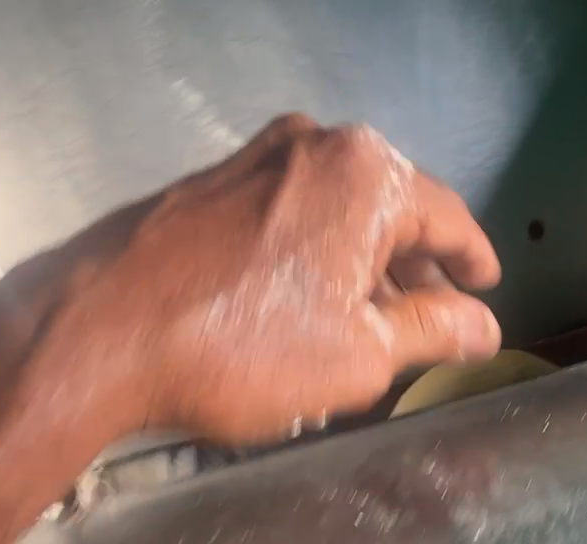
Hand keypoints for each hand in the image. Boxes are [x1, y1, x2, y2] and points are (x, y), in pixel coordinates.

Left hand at [4, 113, 502, 454]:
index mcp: (366, 176)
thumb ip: (433, 331)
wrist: (100, 336)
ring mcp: (254, 159)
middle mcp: (314, 147)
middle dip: (417, 266)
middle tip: (434, 313)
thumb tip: (484, 326)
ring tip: (374, 318)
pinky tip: (311, 301)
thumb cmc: (247, 349)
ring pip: (339, 213)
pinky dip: (318, 255)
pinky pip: (292, 216)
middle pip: (392, 209)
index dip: (473, 260)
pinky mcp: (209, 185)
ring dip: (365, 263)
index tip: (486, 285)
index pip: (448, 217)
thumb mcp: (362, 353)